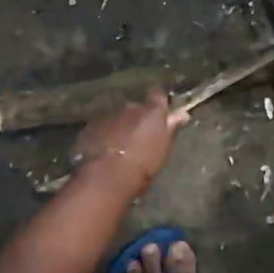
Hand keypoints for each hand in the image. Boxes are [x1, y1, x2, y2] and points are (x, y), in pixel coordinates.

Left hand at [71, 88, 188, 195]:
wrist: (106, 178)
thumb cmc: (142, 166)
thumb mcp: (163, 150)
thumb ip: (171, 128)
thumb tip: (182, 113)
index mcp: (151, 111)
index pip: (158, 94)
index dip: (159, 102)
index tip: (160, 113)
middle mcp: (130, 106)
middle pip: (136, 107)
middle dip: (137, 117)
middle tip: (139, 136)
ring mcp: (108, 114)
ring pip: (118, 116)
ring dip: (120, 125)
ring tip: (120, 145)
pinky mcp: (91, 124)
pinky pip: (102, 125)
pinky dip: (105, 133)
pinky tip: (105, 148)